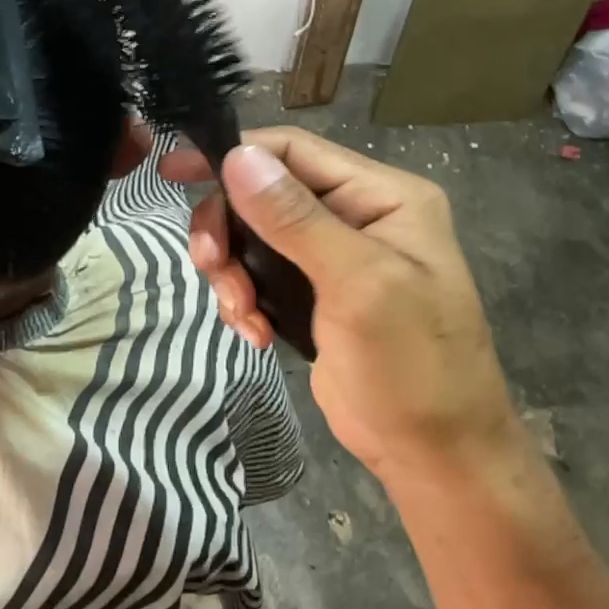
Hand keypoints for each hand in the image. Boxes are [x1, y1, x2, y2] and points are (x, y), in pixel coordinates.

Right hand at [162, 127, 523, 481]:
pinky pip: (255, 274)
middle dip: (228, 231)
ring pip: (250, 235)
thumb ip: (295, 219)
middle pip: (261, 193)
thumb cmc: (413, 367)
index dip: (233, 155)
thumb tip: (237, 155)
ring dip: (231, 272)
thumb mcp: (357, 285)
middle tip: (210, 267)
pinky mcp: (312, 293)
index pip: (293, 150)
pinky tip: (256, 332)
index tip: (173, 173)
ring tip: (241, 314)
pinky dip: (243, 299)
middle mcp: (356, 215)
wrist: (435, 458)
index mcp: (383, 196)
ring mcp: (332, 256)